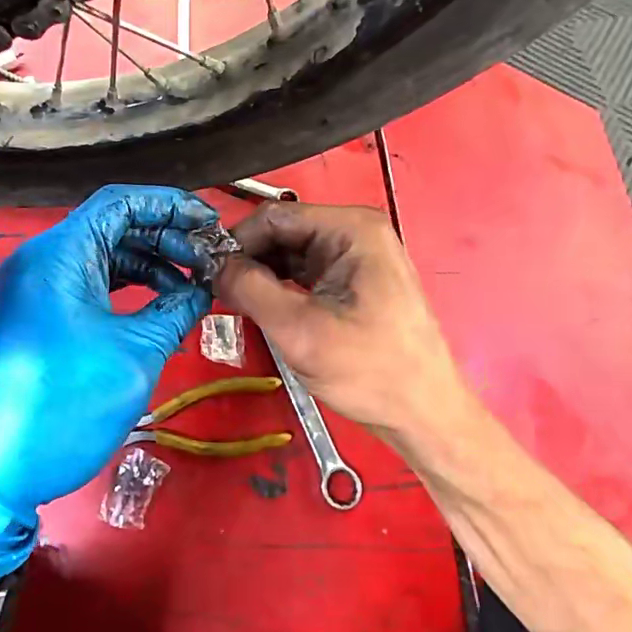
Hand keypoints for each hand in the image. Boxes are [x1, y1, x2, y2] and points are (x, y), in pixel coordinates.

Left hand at [0, 185, 217, 585]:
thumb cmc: (62, 406)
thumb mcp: (133, 356)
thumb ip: (175, 312)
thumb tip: (203, 288)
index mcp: (58, 255)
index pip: (119, 202)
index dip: (169, 205)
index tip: (209, 222)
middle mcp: (41, 260)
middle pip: (111, 226)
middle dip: (163, 236)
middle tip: (206, 259)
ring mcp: (34, 287)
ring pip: (100, 255)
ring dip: (146, 264)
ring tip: (189, 286)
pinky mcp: (36, 314)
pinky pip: (86, 283)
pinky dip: (123, 287)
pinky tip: (158, 305)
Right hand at [214, 203, 465, 441]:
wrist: (424, 415)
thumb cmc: (371, 371)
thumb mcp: (299, 329)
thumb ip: (249, 289)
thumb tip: (212, 266)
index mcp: (351, 229)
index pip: (273, 216)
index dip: (235, 242)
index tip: (207, 273)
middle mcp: (355, 233)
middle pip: (282, 232)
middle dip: (246, 260)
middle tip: (217, 293)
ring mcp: (357, 257)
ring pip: (290, 254)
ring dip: (260, 275)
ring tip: (234, 304)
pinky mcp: (354, 281)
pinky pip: (304, 273)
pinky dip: (279, 288)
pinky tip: (261, 309)